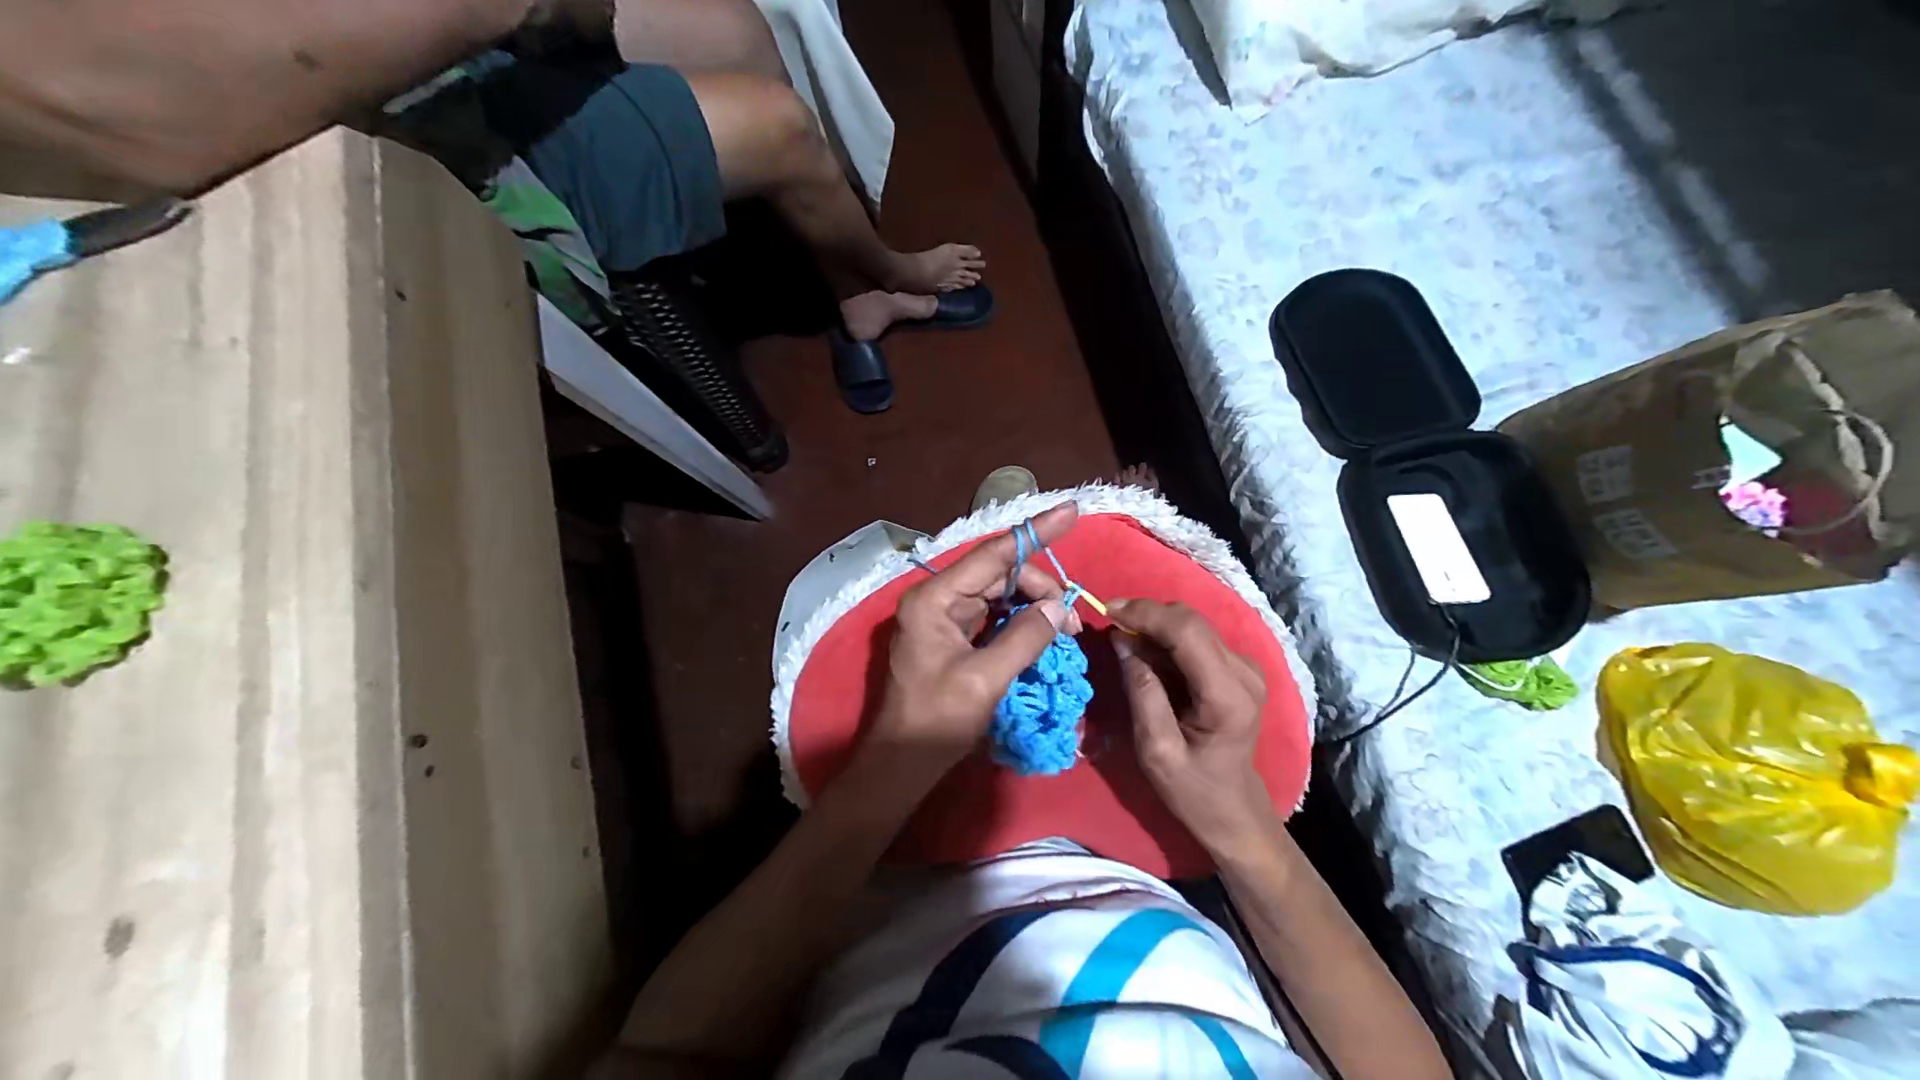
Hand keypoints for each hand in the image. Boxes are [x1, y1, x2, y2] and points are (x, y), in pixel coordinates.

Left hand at [863, 502, 1083, 782]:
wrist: (903, 761)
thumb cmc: (936, 720)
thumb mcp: (985, 679)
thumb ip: (1023, 638)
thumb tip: (1055, 609)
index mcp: (935, 599)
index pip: (993, 554)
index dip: (1034, 532)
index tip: (1071, 512)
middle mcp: (938, 599)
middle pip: (999, 574)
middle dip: (1039, 587)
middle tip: (1070, 619)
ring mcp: (946, 618)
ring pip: (1001, 595)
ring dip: (1034, 606)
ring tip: (1064, 630)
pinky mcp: (955, 638)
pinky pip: (995, 617)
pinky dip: (1022, 623)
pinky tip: (1044, 635)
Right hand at [1109, 599, 1276, 856]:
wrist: (1232, 808)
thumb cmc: (1192, 789)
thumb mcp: (1156, 750)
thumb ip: (1141, 692)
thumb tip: (1122, 641)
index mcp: (1227, 695)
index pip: (1187, 631)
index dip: (1145, 613)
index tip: (1107, 611)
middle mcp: (1245, 672)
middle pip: (1191, 620)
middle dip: (1145, 614)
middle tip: (1108, 622)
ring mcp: (1245, 667)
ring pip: (1192, 624)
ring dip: (1153, 624)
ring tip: (1121, 636)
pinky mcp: (1237, 668)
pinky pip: (1195, 637)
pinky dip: (1165, 636)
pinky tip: (1143, 650)